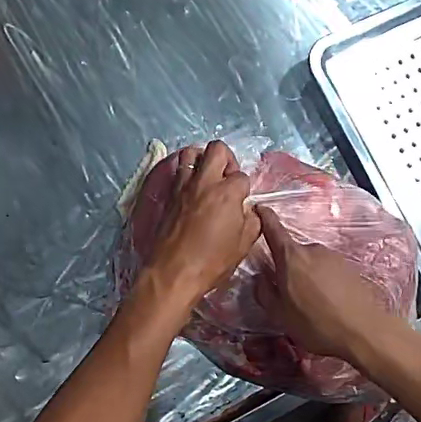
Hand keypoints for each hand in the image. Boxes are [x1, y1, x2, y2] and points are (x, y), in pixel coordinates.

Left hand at [141, 142, 260, 307]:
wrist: (173, 272)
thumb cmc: (212, 260)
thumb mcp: (244, 244)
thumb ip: (252, 221)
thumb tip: (250, 211)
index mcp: (228, 193)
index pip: (242, 177)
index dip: (245, 189)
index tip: (243, 204)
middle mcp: (205, 182)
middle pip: (217, 149)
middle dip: (228, 159)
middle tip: (228, 179)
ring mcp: (183, 186)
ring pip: (191, 153)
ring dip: (203, 160)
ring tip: (209, 178)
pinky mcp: (168, 195)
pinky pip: (178, 171)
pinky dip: (187, 172)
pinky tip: (193, 190)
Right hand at [256, 205, 412, 364]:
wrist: (363, 331)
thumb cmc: (316, 323)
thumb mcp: (279, 314)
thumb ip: (264, 291)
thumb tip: (260, 275)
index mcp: (292, 257)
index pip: (274, 229)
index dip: (265, 217)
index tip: (259, 207)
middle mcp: (314, 249)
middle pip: (295, 252)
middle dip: (290, 268)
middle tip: (289, 295)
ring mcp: (335, 256)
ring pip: (313, 262)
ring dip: (309, 277)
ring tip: (312, 305)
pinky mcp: (351, 267)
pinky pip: (330, 270)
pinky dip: (325, 281)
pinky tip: (330, 303)